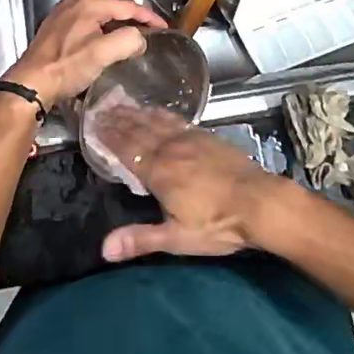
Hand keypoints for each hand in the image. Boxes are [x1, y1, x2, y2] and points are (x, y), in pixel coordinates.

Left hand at [1, 0, 165, 109]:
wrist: (31, 83)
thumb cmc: (66, 67)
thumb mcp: (102, 54)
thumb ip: (127, 41)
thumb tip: (140, 39)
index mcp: (89, 4)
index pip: (128, 5)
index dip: (149, 16)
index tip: (164, 28)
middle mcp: (76, 2)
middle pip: (113, 4)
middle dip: (134, 15)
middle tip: (151, 30)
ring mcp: (64, 13)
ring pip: (99, 11)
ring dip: (117, 21)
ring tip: (132, 34)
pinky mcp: (56, 26)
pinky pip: (87, 20)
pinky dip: (101, 26)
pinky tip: (104, 39)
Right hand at [96, 106, 298, 261]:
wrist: (260, 202)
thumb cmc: (218, 224)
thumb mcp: (177, 239)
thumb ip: (140, 239)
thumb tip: (104, 248)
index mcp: (158, 172)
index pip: (126, 149)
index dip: (108, 136)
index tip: (93, 124)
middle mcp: (169, 149)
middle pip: (138, 130)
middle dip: (118, 120)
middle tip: (101, 109)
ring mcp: (189, 139)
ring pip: (156, 121)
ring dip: (136, 112)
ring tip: (122, 104)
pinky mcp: (206, 136)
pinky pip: (176, 120)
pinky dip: (161, 113)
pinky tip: (157, 111)